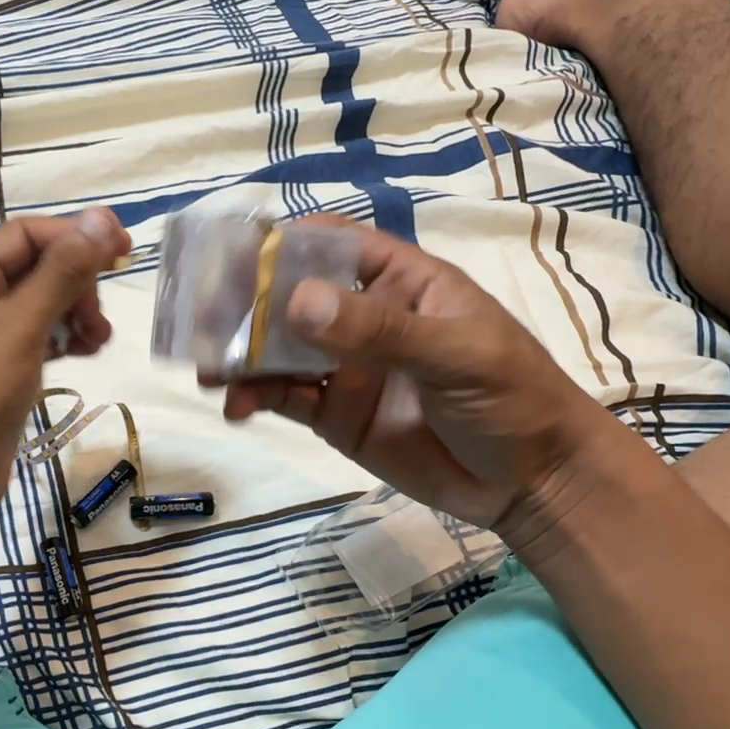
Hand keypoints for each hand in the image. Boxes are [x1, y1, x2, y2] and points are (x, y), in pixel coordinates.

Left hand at [0, 207, 131, 522]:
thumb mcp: (22, 326)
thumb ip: (62, 273)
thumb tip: (101, 220)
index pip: (26, 234)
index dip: (75, 235)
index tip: (124, 250)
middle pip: (35, 269)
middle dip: (76, 285)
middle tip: (99, 318)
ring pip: (39, 307)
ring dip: (75, 314)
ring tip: (98, 340)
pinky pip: (36, 339)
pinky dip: (62, 340)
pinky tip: (85, 353)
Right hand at [221, 220, 634, 541]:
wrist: (527, 483)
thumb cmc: (512, 399)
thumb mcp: (456, 355)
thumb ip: (379, 332)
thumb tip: (297, 304)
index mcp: (400, 283)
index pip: (335, 246)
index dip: (287, 245)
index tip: (236, 255)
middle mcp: (363, 320)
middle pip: (293, 300)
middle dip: (247, 307)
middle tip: (202, 319)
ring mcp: (345, 369)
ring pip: (280, 353)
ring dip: (242, 358)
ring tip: (207, 370)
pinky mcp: (333, 415)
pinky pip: (284, 399)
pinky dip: (254, 399)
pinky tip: (235, 406)